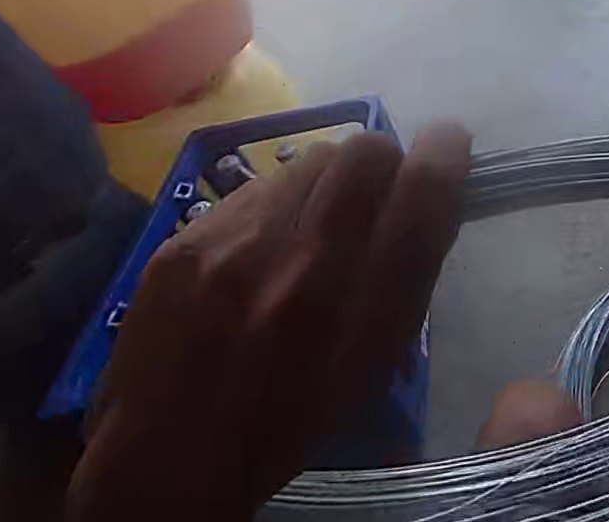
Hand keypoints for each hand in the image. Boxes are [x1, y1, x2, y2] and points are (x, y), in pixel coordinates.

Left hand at [67, 125, 473, 521]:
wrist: (160, 464)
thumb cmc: (291, 419)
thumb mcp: (376, 360)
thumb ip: (411, 271)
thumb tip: (434, 193)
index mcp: (361, 309)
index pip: (423, 189)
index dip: (445, 151)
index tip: (449, 144)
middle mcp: (302, 265)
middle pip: (367, 150)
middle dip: (384, 162)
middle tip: (374, 194)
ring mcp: (236, 245)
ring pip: (315, 157)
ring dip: (332, 178)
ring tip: (315, 221)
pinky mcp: (188, 239)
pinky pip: (263, 184)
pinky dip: (283, 200)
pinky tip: (263, 244)